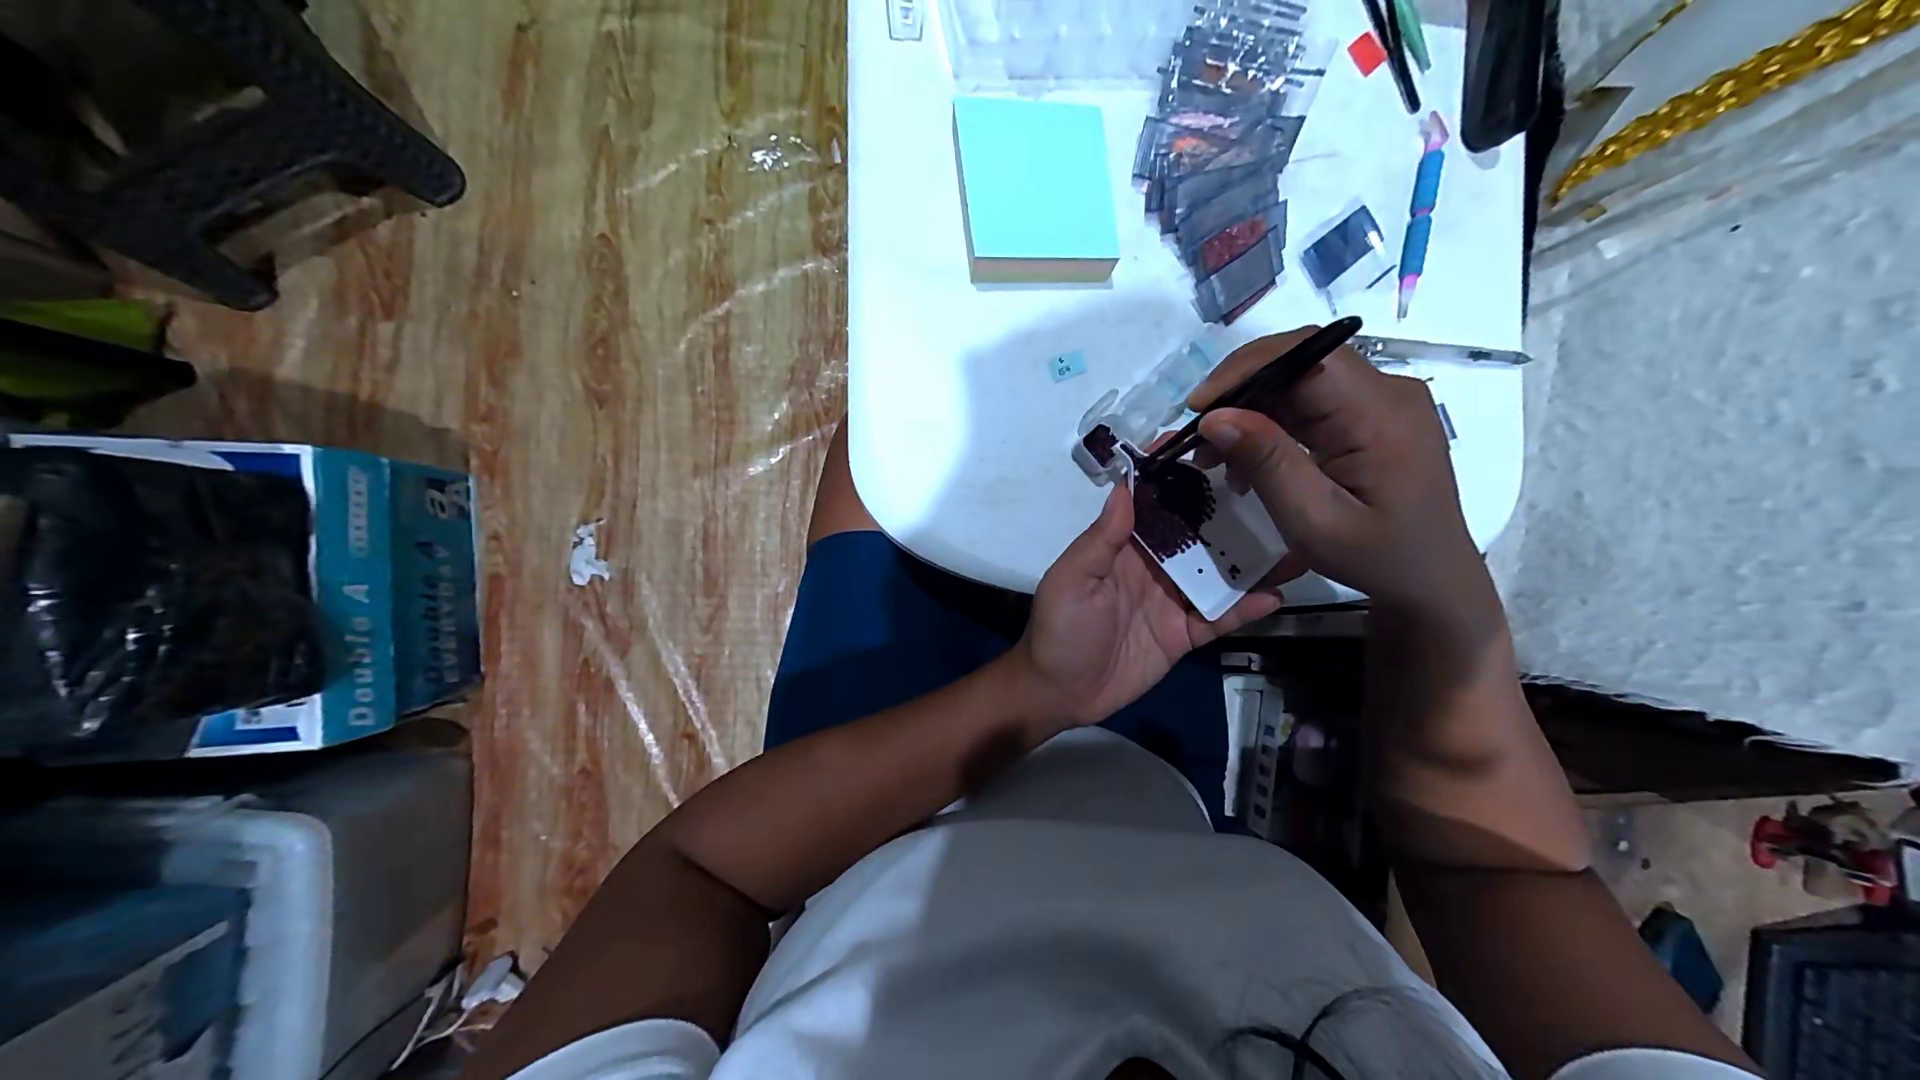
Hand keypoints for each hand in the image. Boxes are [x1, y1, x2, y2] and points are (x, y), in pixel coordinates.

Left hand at [1007, 485, 1285, 728]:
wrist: (1063, 693)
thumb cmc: (1060, 630)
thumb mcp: (1072, 580)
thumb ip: (1102, 538)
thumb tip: (1127, 487)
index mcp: (1123, 547)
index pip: (1154, 504)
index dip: (1177, 477)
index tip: (1212, 446)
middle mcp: (1152, 567)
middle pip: (1196, 534)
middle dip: (1229, 511)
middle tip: (1274, 485)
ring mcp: (1171, 600)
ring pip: (1216, 572)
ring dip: (1249, 559)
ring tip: (1291, 537)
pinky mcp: (1184, 633)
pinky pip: (1219, 617)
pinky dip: (1245, 608)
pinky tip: (1276, 593)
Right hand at [1190, 328, 1496, 621]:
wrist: (1429, 578)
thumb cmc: (1375, 557)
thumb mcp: (1313, 521)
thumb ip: (1267, 464)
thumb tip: (1215, 417)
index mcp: (1381, 415)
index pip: (1307, 358)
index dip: (1246, 369)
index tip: (1198, 407)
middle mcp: (1387, 393)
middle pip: (1300, 363)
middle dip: (1240, 390)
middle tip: (1198, 435)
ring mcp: (1380, 402)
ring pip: (1299, 380)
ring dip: (1250, 409)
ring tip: (1215, 454)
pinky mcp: (1369, 417)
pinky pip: (1310, 402)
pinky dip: (1269, 422)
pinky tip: (1246, 457)